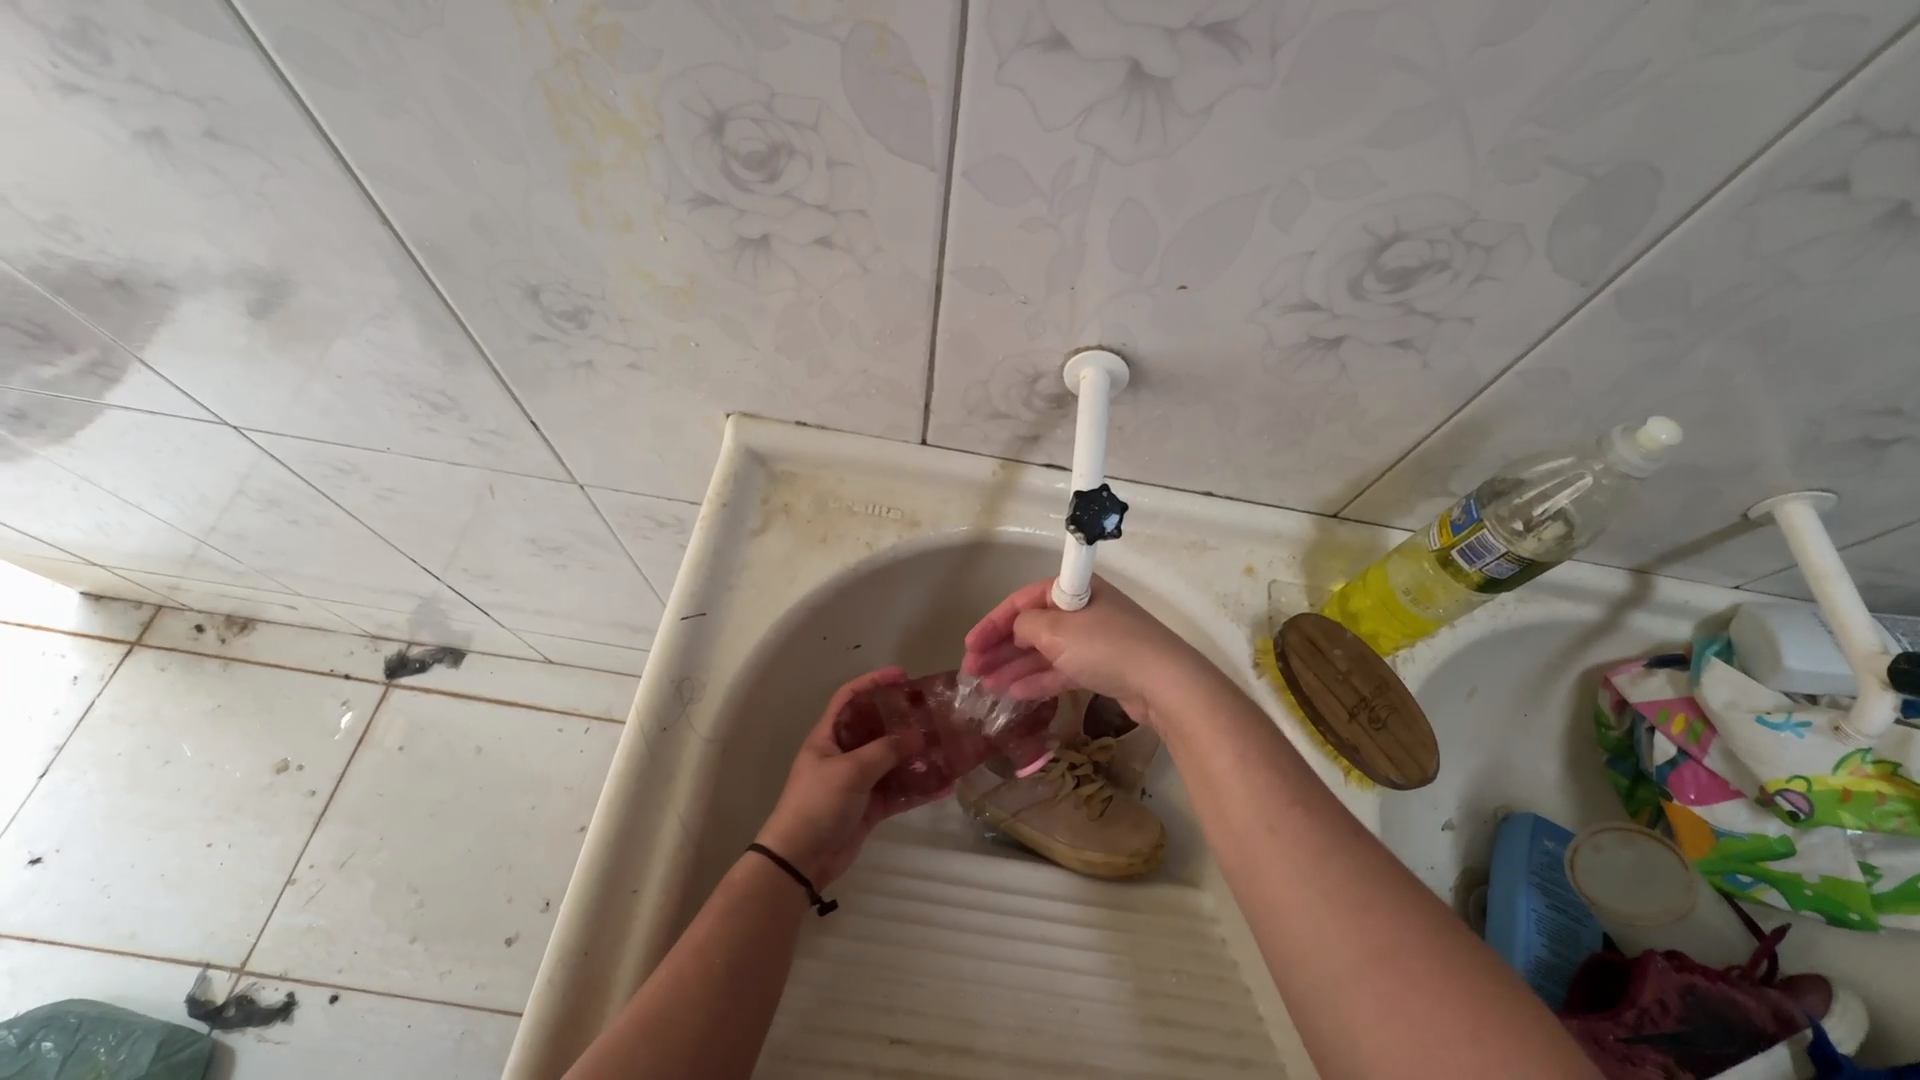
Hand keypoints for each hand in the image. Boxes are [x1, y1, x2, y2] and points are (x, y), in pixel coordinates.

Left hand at [754, 667, 948, 888]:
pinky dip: (920, 789)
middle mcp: (844, 754)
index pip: (850, 698)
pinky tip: (945, 785)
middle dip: (904, 721)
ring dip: (918, 757)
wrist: (801, 859)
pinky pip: (899, 792)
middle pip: (877, 729)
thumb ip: (885, 751)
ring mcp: (858, 782)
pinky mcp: (870, 808)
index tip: (903, 676)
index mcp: (829, 737)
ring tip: (948, 747)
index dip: (873, 682)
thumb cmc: (817, 803)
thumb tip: (918, 737)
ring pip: (893, 762)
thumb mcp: (850, 770)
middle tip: (934, 713)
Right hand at [961, 576, 1203, 727]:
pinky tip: (1014, 694)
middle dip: (999, 648)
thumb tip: (1016, 629)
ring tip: (986, 686)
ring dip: (1014, 667)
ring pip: (1044, 652)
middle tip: (971, 670)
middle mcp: (1083, 611)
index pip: (1023, 601)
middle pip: (1031, 627)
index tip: (970, 645)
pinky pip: (1061, 671)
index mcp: (1073, 591)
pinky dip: (1038, 680)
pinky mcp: (1101, 668)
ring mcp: (1093, 641)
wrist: (1163, 682)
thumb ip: (1026, 626)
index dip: (993, 622)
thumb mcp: (1057, 631)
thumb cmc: (1106, 647)